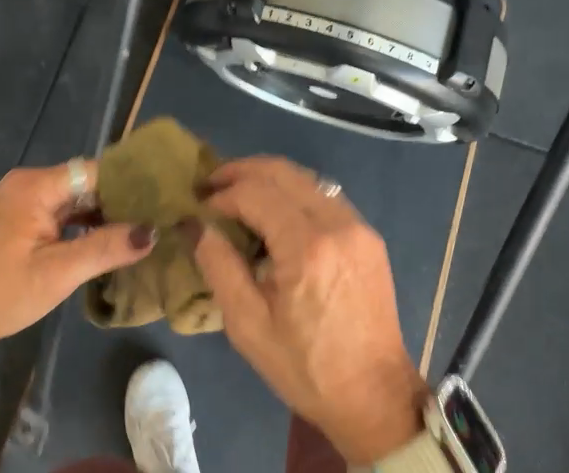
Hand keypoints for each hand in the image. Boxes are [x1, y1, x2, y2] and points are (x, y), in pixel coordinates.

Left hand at [0, 162, 155, 348]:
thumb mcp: (57, 274)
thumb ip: (106, 248)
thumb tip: (152, 230)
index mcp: (36, 186)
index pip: (96, 171)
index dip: (130, 185)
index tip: (163, 201)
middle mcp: (29, 184)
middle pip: (86, 183)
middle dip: (120, 202)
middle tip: (160, 220)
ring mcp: (20, 201)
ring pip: (75, 200)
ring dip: (103, 217)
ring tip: (143, 232)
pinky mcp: (17, 221)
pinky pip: (60, 214)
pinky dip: (82, 227)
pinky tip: (108, 243)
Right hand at [185, 157, 425, 464]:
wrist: (374, 397)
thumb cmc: (305, 368)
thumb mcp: (248, 324)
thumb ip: (218, 265)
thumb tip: (193, 223)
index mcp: (307, 247)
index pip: (256, 192)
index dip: (222, 194)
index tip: (198, 207)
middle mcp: (337, 223)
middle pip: (283, 172)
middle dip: (241, 172)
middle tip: (210, 185)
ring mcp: (358, 226)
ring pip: (306, 179)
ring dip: (268, 179)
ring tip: (237, 195)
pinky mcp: (369, 236)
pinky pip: (324, 197)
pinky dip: (294, 194)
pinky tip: (275, 215)